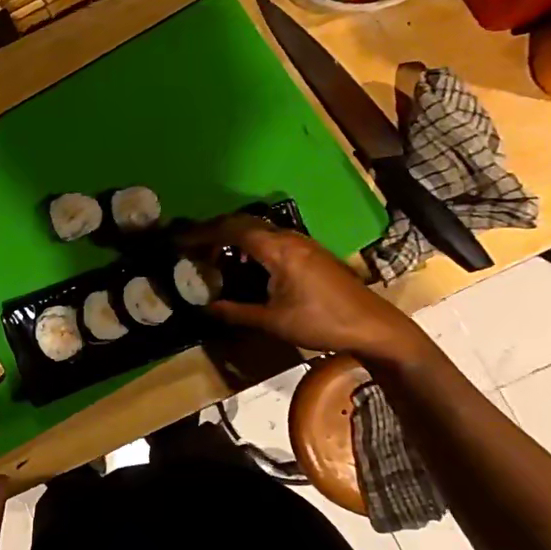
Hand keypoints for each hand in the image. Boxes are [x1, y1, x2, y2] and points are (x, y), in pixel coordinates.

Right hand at [185, 215, 427, 361]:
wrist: (371, 325)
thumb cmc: (321, 322)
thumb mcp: (273, 322)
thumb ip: (236, 311)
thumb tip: (206, 307)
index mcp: (278, 248)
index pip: (231, 230)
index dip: (202, 234)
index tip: (179, 242)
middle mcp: (289, 237)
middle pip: (244, 224)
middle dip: (215, 233)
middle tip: (192, 248)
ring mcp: (303, 242)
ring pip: (259, 230)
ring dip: (234, 239)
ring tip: (214, 258)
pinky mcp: (311, 252)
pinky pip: (273, 239)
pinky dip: (251, 246)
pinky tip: (246, 267)